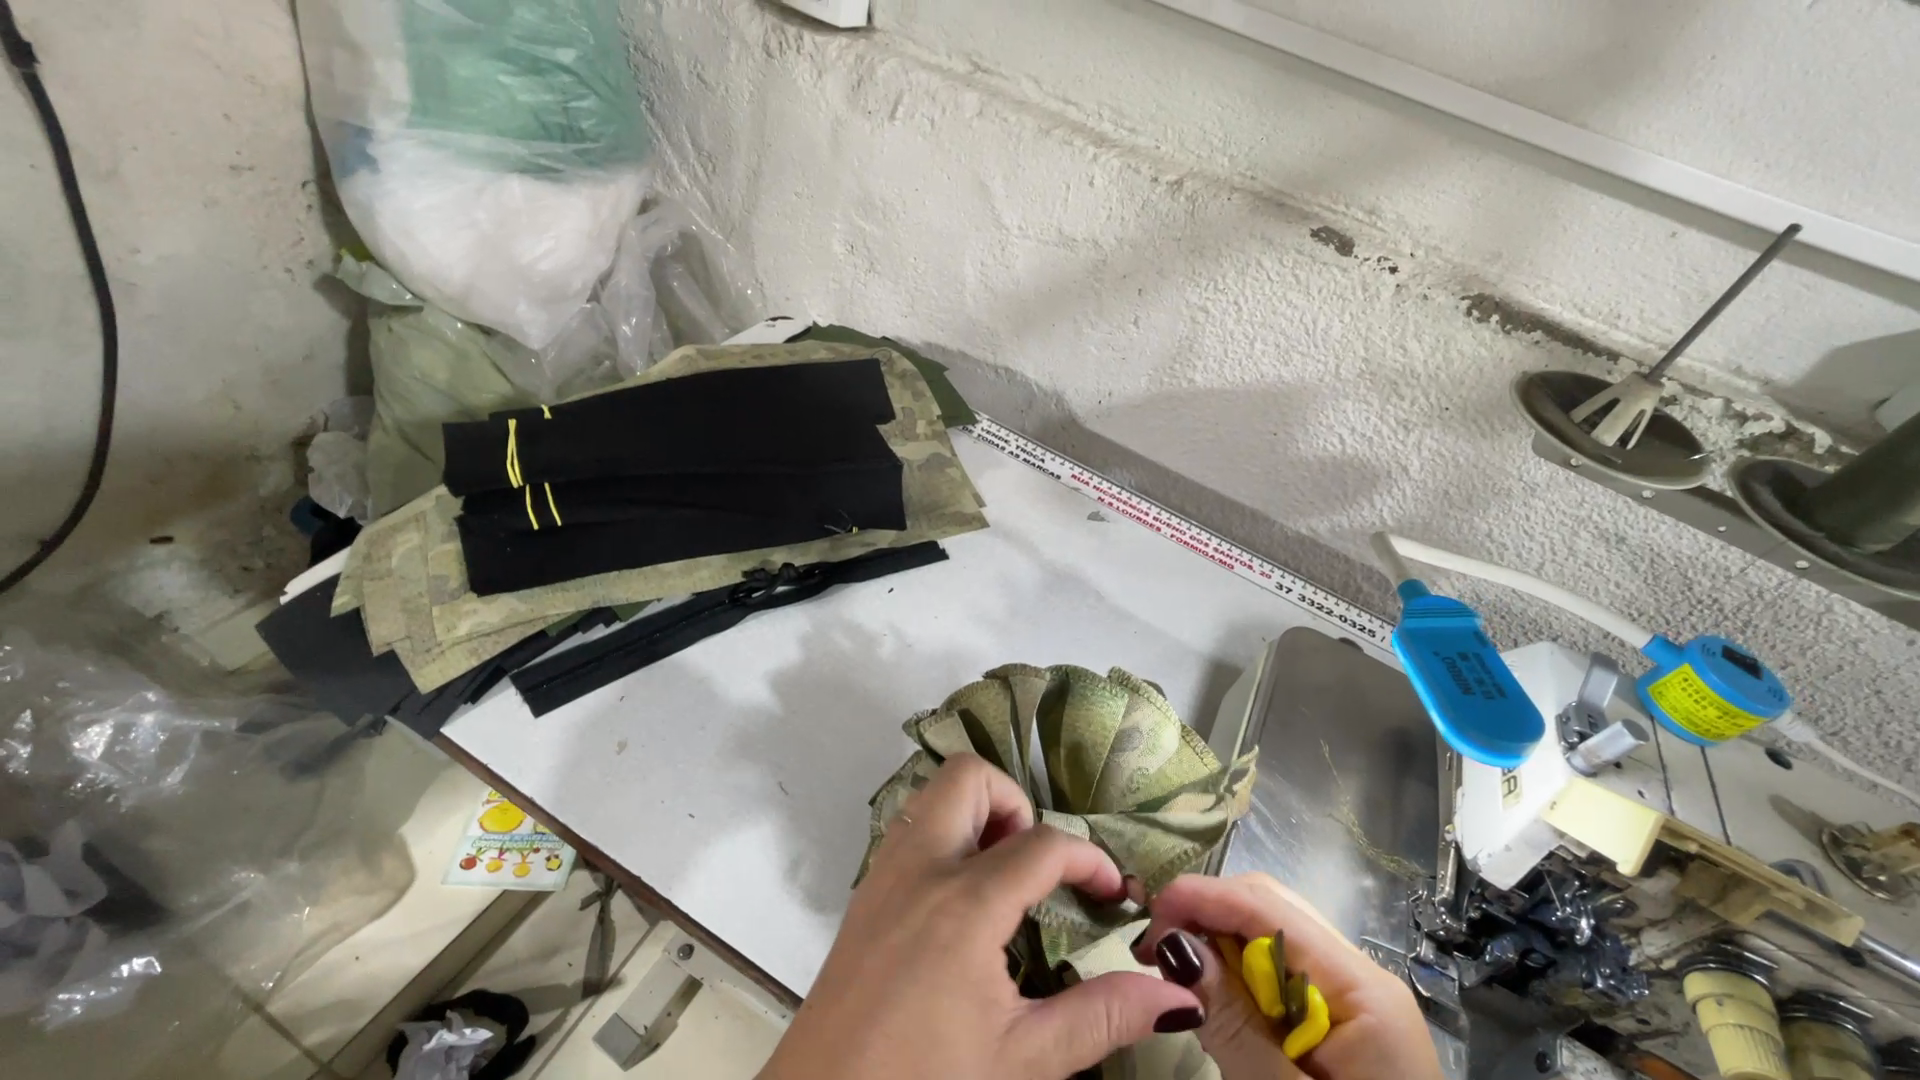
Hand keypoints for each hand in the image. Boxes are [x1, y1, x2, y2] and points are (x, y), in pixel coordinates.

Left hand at [759, 754, 1204, 1079]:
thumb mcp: (1022, 1058)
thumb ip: (1101, 1016)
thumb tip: (1175, 994)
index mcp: (963, 903)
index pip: (1043, 844)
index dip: (1090, 859)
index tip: (1113, 894)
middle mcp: (919, 868)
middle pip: (970, 778)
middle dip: (1017, 804)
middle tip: (1038, 865)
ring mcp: (883, 874)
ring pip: (933, 796)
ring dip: (978, 816)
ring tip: (1005, 879)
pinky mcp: (864, 893)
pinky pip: (911, 830)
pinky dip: (946, 837)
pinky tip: (964, 901)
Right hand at [1132, 874, 1441, 1079]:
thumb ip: (1230, 1020)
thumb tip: (1174, 943)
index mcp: (1360, 985)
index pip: (1266, 905)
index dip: (1200, 897)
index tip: (1145, 921)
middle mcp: (1361, 974)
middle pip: (1270, 906)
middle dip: (1206, 913)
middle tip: (1154, 952)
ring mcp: (1356, 996)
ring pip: (1272, 934)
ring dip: (1219, 942)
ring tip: (1177, 976)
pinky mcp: (1345, 1020)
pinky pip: (1283, 971)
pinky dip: (1241, 974)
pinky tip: (1217, 999)